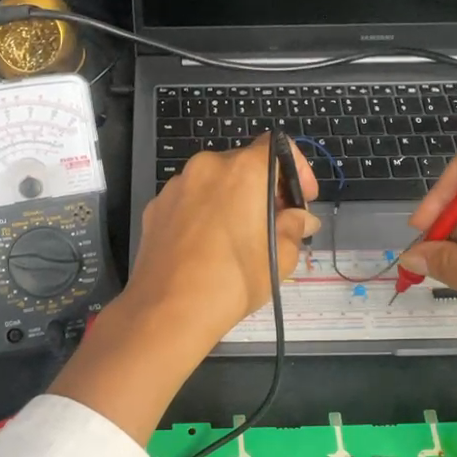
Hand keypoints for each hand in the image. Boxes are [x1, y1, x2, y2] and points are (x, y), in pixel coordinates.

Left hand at [122, 136, 319, 348]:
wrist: (167, 310)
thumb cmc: (234, 280)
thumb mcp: (280, 257)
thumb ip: (293, 228)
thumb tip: (299, 218)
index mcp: (243, 171)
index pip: (277, 147)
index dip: (296, 170)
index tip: (300, 200)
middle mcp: (207, 167)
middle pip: (244, 165)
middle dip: (263, 189)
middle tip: (274, 224)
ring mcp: (176, 186)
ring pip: (214, 183)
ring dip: (232, 200)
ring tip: (239, 238)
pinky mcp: (155, 207)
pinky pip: (189, 201)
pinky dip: (204, 213)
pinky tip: (207, 247)